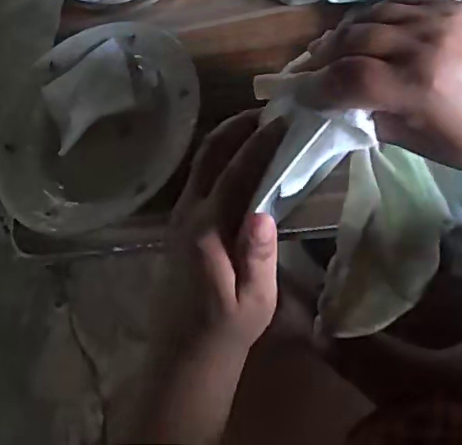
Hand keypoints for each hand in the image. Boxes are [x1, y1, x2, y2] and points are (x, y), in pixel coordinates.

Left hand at [152, 112, 288, 358]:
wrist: (185, 350)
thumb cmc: (227, 329)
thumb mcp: (254, 302)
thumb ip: (258, 257)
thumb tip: (265, 211)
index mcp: (206, 229)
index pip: (234, 174)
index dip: (258, 145)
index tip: (282, 121)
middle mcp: (187, 211)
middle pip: (208, 154)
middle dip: (235, 127)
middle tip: (267, 111)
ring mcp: (180, 212)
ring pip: (201, 160)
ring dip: (226, 137)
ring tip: (257, 124)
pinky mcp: (181, 217)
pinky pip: (200, 174)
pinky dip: (220, 154)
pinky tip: (240, 155)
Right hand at [298, 0, 461, 193]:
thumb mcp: (428, 147)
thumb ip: (379, 119)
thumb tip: (344, 104)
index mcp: (421, 87)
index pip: (348, 77)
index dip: (319, 87)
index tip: (305, 96)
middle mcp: (425, 45)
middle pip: (352, 40)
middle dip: (326, 58)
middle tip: (315, 71)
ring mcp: (441, 19)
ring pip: (371, 15)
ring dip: (347, 33)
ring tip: (338, 49)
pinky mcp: (455, 5)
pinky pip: (400, 2)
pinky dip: (377, 15)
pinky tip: (373, 29)